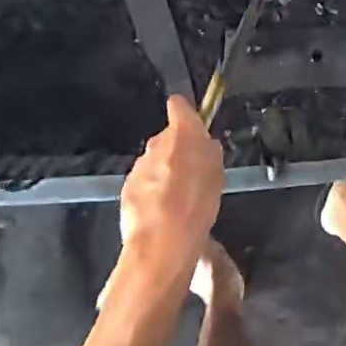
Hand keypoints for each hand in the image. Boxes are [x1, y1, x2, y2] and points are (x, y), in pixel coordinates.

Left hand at [116, 96, 223, 288]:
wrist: (162, 240)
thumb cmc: (198, 201)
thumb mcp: (218, 173)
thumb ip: (209, 152)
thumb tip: (204, 145)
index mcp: (183, 133)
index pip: (179, 105)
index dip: (186, 112)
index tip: (193, 124)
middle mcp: (157, 143)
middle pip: (168, 137)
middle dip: (179, 149)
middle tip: (194, 171)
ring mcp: (139, 165)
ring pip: (156, 160)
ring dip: (166, 170)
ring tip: (179, 196)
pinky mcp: (127, 187)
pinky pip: (145, 180)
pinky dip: (153, 189)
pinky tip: (163, 209)